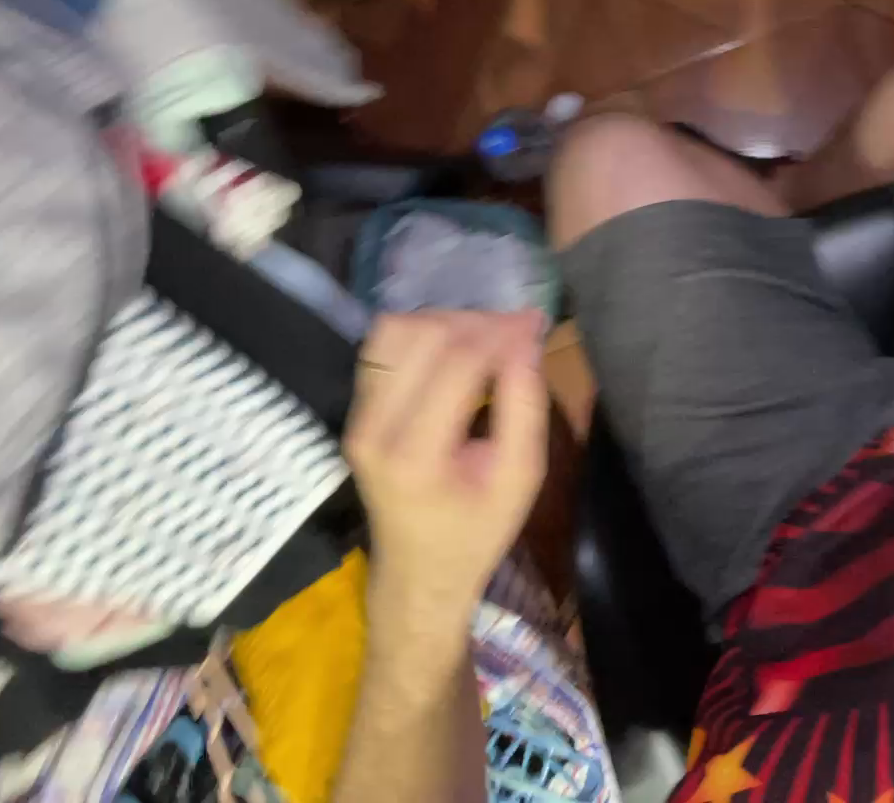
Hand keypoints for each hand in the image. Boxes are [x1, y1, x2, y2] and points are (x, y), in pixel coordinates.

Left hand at [346, 310, 549, 623]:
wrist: (418, 571)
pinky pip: (383, 345)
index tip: (536, 323)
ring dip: (449, 322)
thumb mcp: (521, 479)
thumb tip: (527, 342)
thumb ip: (525, 408)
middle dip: (478, 321)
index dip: (500, 333)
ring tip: (488, 337)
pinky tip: (456, 347)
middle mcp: (374, 428)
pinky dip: (423, 332)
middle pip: (423, 336)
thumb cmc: (477, 530)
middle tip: (518, 330)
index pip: (458, 363)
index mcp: (416, 454)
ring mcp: (358, 417)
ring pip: (395, 331)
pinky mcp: (357, 409)